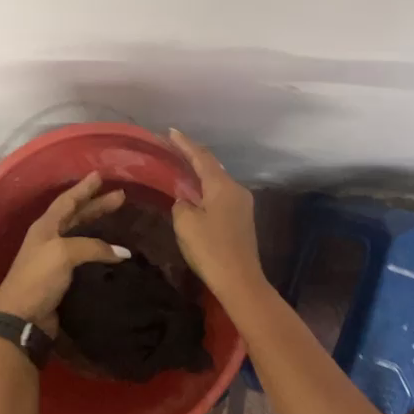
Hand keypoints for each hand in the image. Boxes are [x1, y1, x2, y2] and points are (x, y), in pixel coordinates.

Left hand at [0, 173, 129, 333]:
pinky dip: (98, 251)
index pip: (67, 201)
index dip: (84, 189)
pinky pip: (83, 257)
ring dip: (97, 227)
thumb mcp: (63, 253)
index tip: (100, 176)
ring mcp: (53, 259)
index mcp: (44, 227)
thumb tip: (123, 252)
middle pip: (75, 216)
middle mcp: (48, 239)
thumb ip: (93, 247)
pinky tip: (110, 253)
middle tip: (120, 197)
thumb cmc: (38, 278)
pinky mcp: (60, 278)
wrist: (21, 317)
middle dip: (96, 206)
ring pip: (79, 236)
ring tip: (117, 220)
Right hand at [168, 129, 265, 298]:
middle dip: (193, 157)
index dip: (185, 144)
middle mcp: (236, 189)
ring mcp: (242, 205)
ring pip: (218, 182)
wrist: (240, 280)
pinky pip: (221, 196)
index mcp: (222, 185)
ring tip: (181, 169)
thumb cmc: (211, 249)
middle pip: (212, 167)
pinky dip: (206, 191)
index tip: (170, 132)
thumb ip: (181, 204)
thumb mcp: (185, 223)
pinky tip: (196, 194)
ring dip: (200, 175)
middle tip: (173, 149)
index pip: (201, 157)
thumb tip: (185, 201)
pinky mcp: (242, 220)